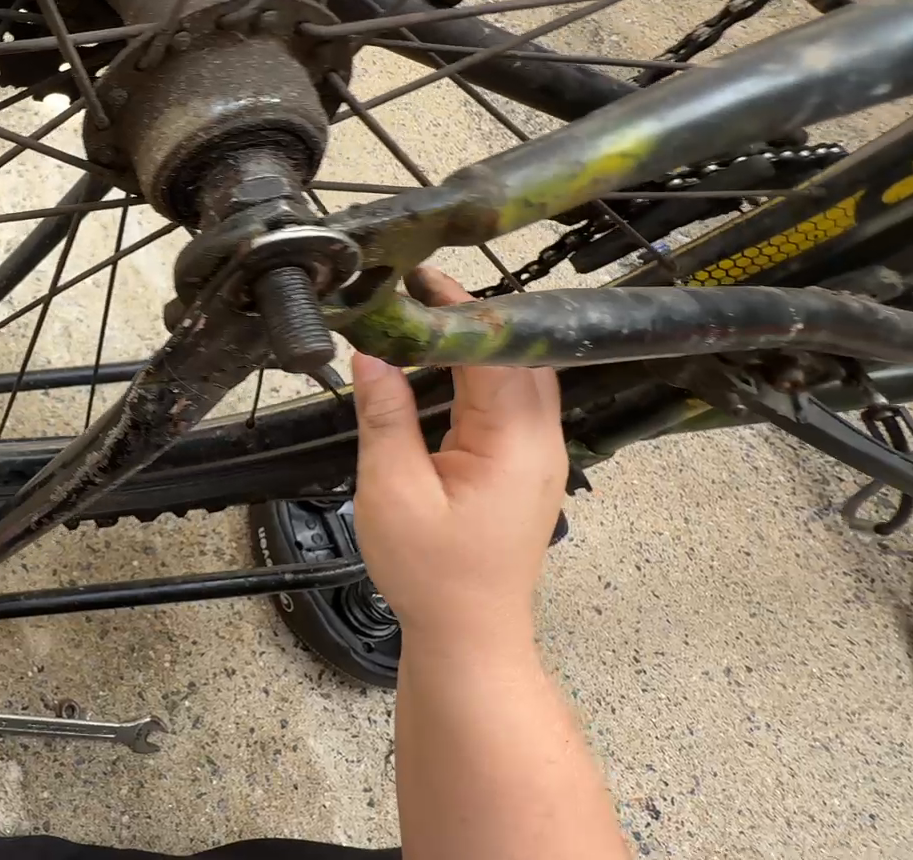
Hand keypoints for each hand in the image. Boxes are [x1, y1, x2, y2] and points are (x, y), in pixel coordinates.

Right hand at [348, 268, 566, 646]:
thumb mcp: (392, 488)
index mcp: (513, 445)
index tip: (422, 281)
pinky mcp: (523, 469)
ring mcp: (538, 457)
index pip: (496, 355)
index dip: (460, 312)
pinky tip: (443, 370)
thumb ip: (385, 415)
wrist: (468, 632)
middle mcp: (540, 444)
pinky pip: (510, 404)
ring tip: (426, 321)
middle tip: (420, 292)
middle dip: (474, 319)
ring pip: (519, 379)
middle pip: (520, 359)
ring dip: (478, 346)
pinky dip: (480, 375)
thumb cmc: (430, 571)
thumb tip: (372, 356)